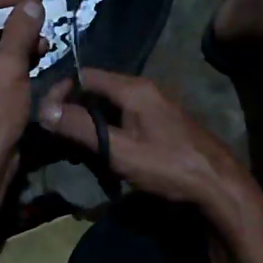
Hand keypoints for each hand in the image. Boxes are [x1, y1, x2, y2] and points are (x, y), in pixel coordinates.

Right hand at [40, 69, 262, 210]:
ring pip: (109, 108)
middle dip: (74, 113)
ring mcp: (155, 107)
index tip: (48, 117)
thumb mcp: (119, 149)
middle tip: (60, 140)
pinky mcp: (160, 124)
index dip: (62, 92)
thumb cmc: (168, 166)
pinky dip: (108, 133)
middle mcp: (144, 90)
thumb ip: (80, 128)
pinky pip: (123, 120)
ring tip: (79, 153)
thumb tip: (44, 110)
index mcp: (134, 88)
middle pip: (96, 91)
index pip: (85, 75)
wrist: (219, 187)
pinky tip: (104, 157)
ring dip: (90, 127)